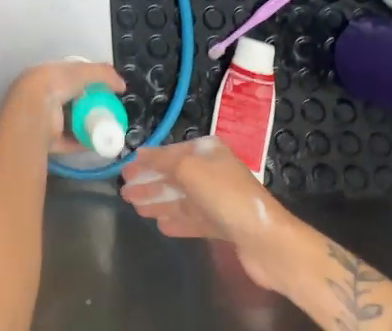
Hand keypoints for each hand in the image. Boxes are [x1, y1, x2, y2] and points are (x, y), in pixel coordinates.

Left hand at [0, 59, 125, 153]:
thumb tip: (122, 85)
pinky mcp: (48, 140)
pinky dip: (83, 142)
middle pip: (70, 101)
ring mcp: (44, 119)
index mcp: (47, 76)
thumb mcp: (82, 71)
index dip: (86, 81)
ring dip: (85, 125)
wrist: (34, 110)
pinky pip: (69, 141)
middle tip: (107, 110)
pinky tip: (98, 143)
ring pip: (69, 122)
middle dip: (87, 105)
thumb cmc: (56, 84)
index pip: (68, 77)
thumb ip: (103, 73)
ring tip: (105, 127)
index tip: (102, 89)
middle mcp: (44, 96)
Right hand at [120, 138, 302, 288]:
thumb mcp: (189, 170)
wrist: (266, 239)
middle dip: (149, 183)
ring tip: (136, 207)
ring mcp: (219, 200)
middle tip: (125, 191)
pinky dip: (176, 220)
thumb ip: (163, 162)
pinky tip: (160, 225)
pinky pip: (193, 219)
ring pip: (181, 199)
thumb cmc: (226, 196)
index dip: (148, 160)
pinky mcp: (223, 225)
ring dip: (158, 202)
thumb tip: (141, 155)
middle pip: (174, 176)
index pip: (171, 152)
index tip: (125, 168)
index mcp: (208, 152)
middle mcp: (213, 172)